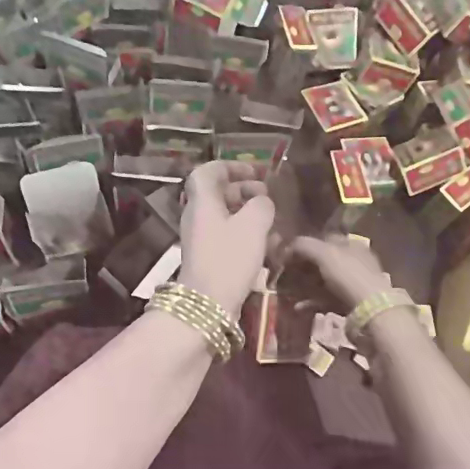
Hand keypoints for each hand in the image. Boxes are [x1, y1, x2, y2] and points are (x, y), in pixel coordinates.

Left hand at [178, 161, 274, 315]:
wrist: (208, 302)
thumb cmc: (229, 257)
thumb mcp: (254, 223)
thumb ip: (262, 204)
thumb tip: (262, 202)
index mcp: (203, 201)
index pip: (209, 171)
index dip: (232, 166)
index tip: (255, 172)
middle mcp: (197, 216)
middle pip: (218, 194)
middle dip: (244, 190)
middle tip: (268, 196)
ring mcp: (201, 239)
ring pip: (225, 217)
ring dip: (248, 214)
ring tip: (272, 220)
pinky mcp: (209, 258)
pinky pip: (227, 237)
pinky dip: (245, 234)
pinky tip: (266, 244)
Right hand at [287, 235, 393, 313]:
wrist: (370, 311)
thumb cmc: (349, 276)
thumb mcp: (325, 253)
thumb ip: (304, 245)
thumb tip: (287, 247)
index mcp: (351, 245)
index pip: (324, 239)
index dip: (304, 246)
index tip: (287, 256)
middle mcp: (353, 262)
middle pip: (322, 262)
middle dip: (302, 268)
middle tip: (284, 275)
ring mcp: (352, 284)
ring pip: (323, 282)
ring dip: (304, 287)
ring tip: (288, 293)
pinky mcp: (349, 303)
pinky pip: (326, 300)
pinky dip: (311, 302)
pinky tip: (298, 307)